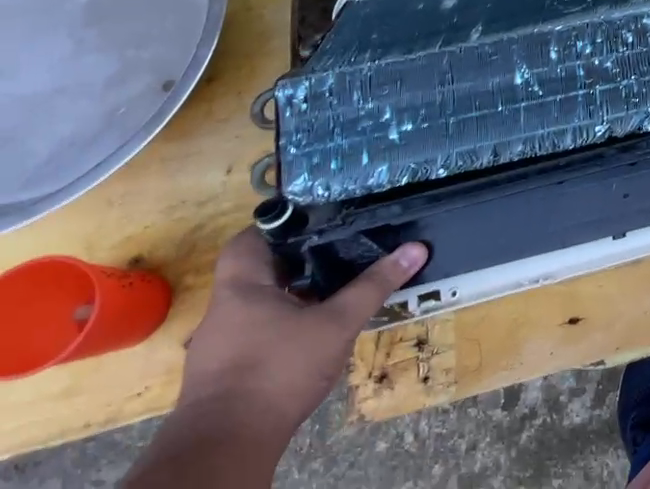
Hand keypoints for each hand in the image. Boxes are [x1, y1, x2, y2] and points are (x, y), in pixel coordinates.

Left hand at [177, 230, 427, 437]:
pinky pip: (256, 331)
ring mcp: (219, 344)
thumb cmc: (278, 369)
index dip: (278, 226)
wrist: (226, 442)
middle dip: (297, 261)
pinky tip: (314, 331)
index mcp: (241, 289)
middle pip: (257, 272)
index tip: (315, 220)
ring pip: (258, 304)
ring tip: (335, 288)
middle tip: (340, 250)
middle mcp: (223, 311)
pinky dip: (284, 323)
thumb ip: (375, 284)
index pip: (248, 240)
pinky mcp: (224, 370)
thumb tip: (416, 247)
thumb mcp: (338, 322)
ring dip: (293, 294)